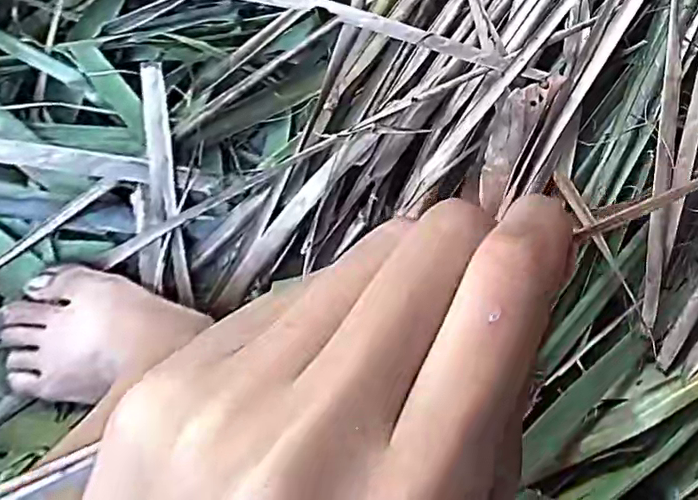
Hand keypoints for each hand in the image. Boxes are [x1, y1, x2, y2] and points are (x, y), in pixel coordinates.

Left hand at [84, 196, 574, 499]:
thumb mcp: (465, 494)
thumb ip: (504, 375)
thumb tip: (532, 244)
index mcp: (410, 490)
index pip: (499, 286)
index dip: (536, 232)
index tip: (542, 225)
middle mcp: (310, 436)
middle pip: (434, 234)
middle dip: (465, 246)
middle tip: (456, 296)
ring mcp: (221, 404)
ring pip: (369, 246)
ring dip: (393, 279)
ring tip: (368, 352)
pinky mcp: (155, 385)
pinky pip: (299, 283)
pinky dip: (327, 308)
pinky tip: (300, 374)